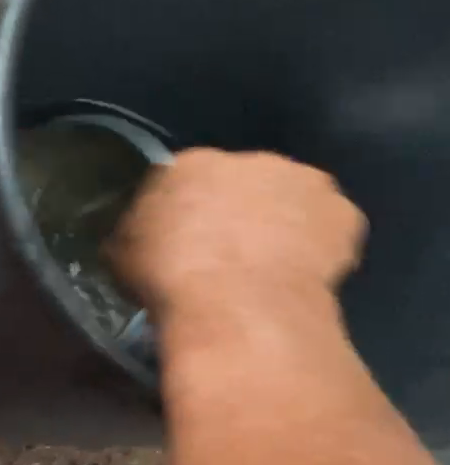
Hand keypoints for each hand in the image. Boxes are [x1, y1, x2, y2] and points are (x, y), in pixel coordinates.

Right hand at [113, 148, 366, 317]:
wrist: (236, 303)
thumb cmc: (164, 274)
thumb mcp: (118, 253)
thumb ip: (133, 230)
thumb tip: (140, 232)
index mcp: (190, 165)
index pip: (177, 176)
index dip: (173, 205)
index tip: (167, 231)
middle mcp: (253, 161)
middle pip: (239, 180)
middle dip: (229, 206)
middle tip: (213, 245)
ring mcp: (307, 184)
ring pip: (286, 198)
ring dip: (272, 220)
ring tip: (254, 262)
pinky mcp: (346, 214)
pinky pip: (321, 226)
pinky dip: (308, 242)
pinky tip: (287, 271)